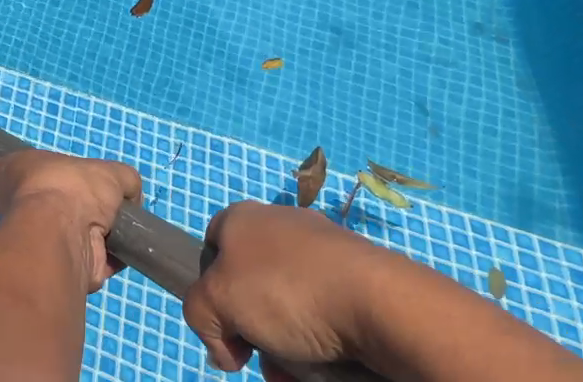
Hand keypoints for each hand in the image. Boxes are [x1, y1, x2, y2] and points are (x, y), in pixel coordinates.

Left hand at [0, 149, 141, 291]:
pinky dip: (104, 258)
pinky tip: (117, 252)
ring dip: (92, 235)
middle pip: (46, 202)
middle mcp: (13, 201)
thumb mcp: (107, 170)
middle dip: (76, 207)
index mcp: (9, 170)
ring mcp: (33, 235)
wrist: (64, 233)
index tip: (65, 178)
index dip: (40, 171)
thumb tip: (129, 195)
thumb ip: (122, 178)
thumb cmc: (71, 187)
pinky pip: (86, 259)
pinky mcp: (56, 263)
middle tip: (102, 208)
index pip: (15, 167)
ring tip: (114, 230)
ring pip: (66, 232)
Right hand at [184, 201, 390, 376]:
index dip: (211, 289)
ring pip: (296, 303)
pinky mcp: (369, 277)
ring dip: (293, 345)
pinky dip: (331, 341)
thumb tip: (223, 349)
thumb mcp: (215, 302)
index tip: (226, 327)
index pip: (212, 248)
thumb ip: (199, 316)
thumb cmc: (284, 291)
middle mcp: (282, 224)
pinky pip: (336, 311)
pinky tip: (336, 368)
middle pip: (254, 284)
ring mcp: (330, 250)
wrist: (383, 305)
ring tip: (304, 375)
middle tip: (267, 361)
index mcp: (242, 217)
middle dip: (256, 330)